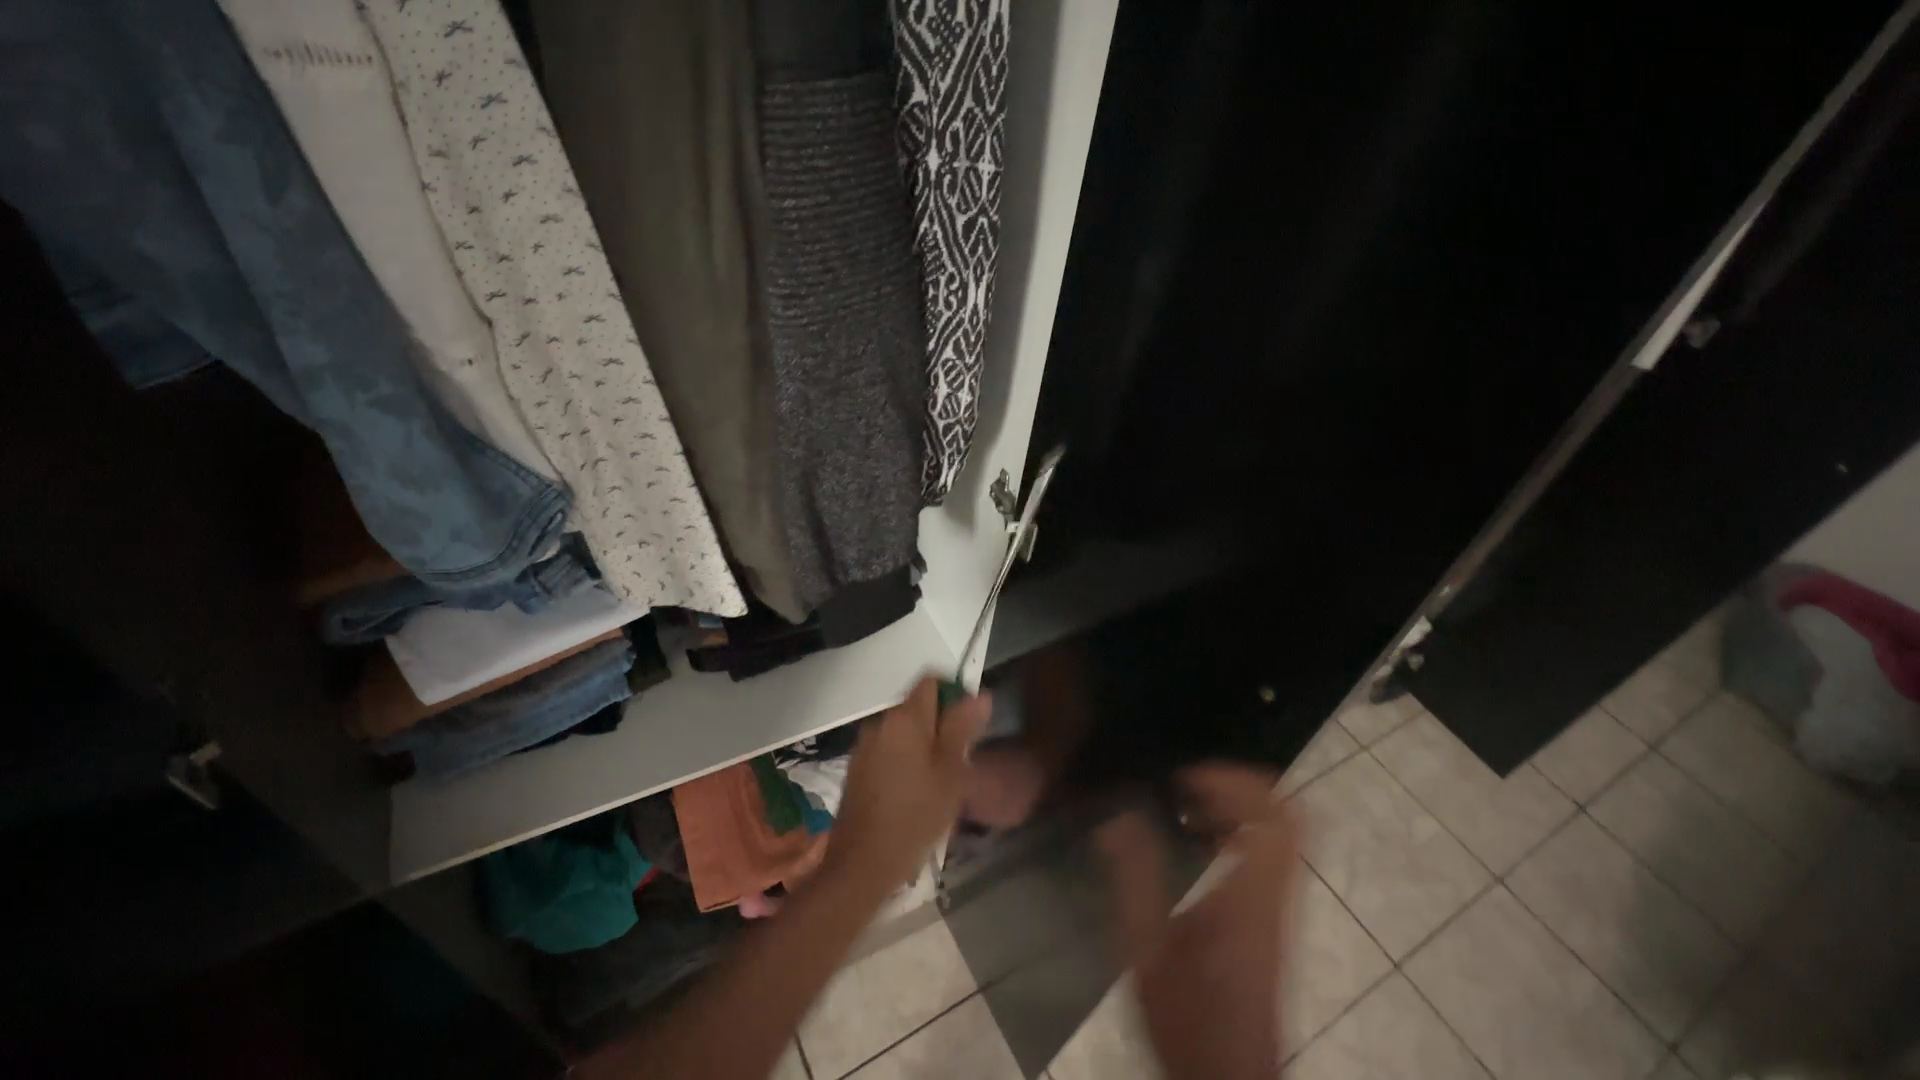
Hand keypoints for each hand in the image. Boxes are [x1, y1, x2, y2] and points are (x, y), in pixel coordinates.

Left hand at [825, 677, 990, 895]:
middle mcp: (879, 723)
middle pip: (916, 706)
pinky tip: (915, 793)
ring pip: (902, 731)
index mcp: (904, 718)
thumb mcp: (950, 773)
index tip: (971, 723)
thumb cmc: (915, 816)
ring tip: (941, 780)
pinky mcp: (856, 770)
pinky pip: (888, 751)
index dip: (954, 692)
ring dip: (923, 744)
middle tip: (961, 759)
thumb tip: (980, 694)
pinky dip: (905, 760)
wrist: (862, 864)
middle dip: (940, 723)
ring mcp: (864, 747)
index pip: (931, 681)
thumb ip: (962, 728)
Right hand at [1097, 764, 1299, 1079]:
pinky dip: (1241, 830)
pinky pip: (1272, 851)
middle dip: (1242, 784)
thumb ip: (1135, 878)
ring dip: (1241, 806)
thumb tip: (1118, 816)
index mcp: (1250, 895)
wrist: (1229, 1073)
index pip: (1271, 817)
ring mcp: (1281, 904)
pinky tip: (1196, 841)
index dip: (1234, 782)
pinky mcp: (1275, 916)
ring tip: (1187, 804)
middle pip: (1288, 814)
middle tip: (1190, 782)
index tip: (1184, 779)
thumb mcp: (1147, 949)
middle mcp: (1277, 892)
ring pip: (1284, 830)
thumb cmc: (1187, 1016)